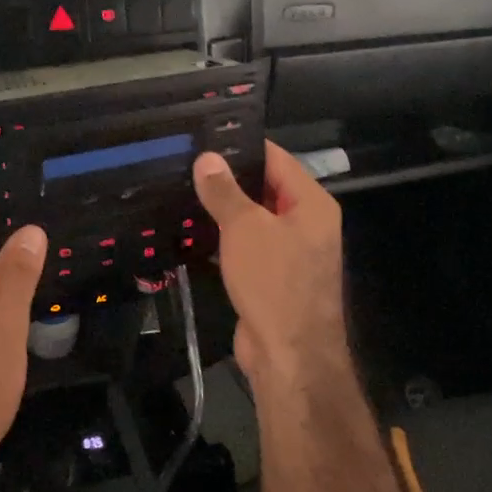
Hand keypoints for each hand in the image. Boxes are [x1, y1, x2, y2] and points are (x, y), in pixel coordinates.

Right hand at [192, 142, 348, 381]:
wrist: (289, 355)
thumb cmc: (273, 282)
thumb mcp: (244, 229)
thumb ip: (224, 191)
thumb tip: (207, 158)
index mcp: (311, 203)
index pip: (276, 158)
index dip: (242, 146)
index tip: (205, 135)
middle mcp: (306, 224)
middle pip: (264, 188)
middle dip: (227, 179)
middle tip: (184, 162)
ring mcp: (290, 253)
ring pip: (253, 221)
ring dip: (222, 212)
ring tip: (179, 191)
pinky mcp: (272, 278)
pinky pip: (246, 248)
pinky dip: (222, 240)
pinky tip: (189, 232)